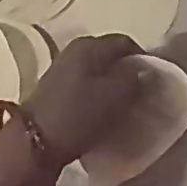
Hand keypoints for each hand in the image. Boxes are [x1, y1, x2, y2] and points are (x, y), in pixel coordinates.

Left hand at [23, 34, 145, 166]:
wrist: (33, 144)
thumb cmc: (79, 113)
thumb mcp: (115, 96)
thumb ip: (135, 79)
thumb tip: (145, 70)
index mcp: (90, 44)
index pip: (125, 42)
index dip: (142, 58)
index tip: (153, 78)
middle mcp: (74, 49)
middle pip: (109, 55)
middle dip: (126, 71)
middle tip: (140, 92)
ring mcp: (60, 68)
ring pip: (95, 71)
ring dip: (110, 84)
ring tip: (123, 104)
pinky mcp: (52, 89)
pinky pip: (83, 84)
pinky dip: (95, 93)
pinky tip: (100, 111)